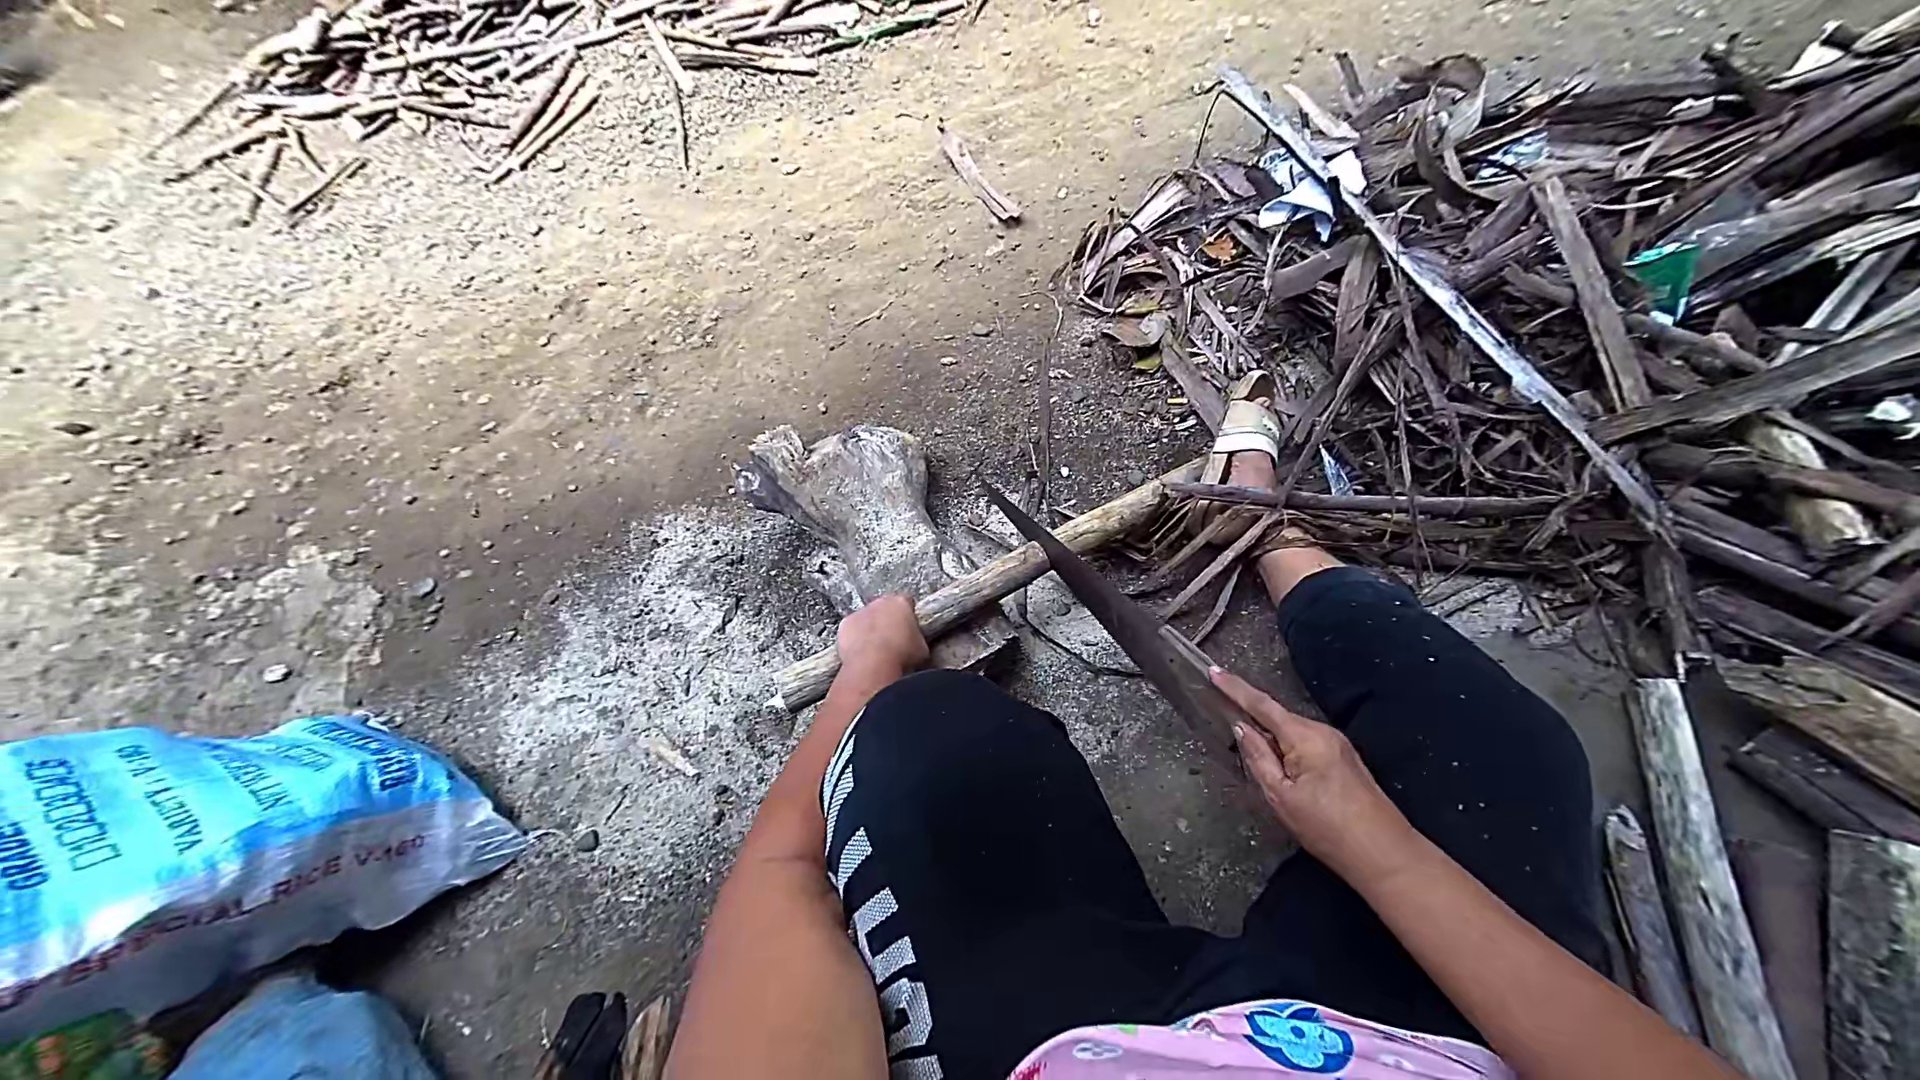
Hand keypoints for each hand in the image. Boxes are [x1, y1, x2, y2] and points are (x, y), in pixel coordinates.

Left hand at [836, 595, 928, 678]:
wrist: (873, 666)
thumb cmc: (901, 656)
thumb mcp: (921, 649)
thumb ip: (917, 639)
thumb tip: (915, 645)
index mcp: (901, 603)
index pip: (907, 602)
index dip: (908, 616)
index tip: (909, 628)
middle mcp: (879, 602)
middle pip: (884, 607)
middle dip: (887, 619)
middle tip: (892, 639)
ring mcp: (860, 612)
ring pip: (866, 618)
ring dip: (869, 629)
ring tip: (874, 650)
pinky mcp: (845, 625)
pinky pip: (851, 630)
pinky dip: (855, 639)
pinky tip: (860, 654)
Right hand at [1211, 666, 1419, 883]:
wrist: (1386, 856)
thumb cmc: (1329, 829)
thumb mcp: (1281, 795)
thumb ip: (1257, 756)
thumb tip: (1241, 727)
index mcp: (1305, 737)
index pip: (1261, 704)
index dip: (1234, 687)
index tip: (1213, 670)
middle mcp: (1322, 732)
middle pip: (1277, 716)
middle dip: (1252, 717)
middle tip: (1225, 723)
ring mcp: (1335, 743)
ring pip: (1290, 730)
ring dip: (1269, 737)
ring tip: (1255, 759)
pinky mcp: (1342, 757)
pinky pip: (1303, 741)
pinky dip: (1285, 746)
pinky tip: (1280, 766)